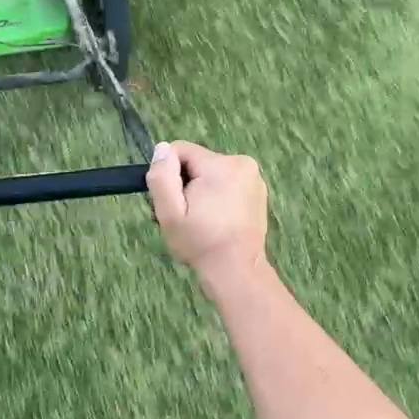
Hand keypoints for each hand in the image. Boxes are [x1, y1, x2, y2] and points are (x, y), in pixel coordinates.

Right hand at [146, 141, 269, 280]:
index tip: (172, 201)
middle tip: (183, 215)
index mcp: (220, 165)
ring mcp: (253, 177)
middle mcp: (241, 163)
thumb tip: (161, 149)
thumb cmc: (200, 242)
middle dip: (185, 185)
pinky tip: (216, 220)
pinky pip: (227, 184)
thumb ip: (161, 177)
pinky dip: (217, 197)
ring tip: (200, 220)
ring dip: (200, 192)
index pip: (180, 150)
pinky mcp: (258, 191)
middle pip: (196, 163)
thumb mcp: (170, 212)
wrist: (236, 268)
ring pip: (211, 174)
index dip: (168, 174)